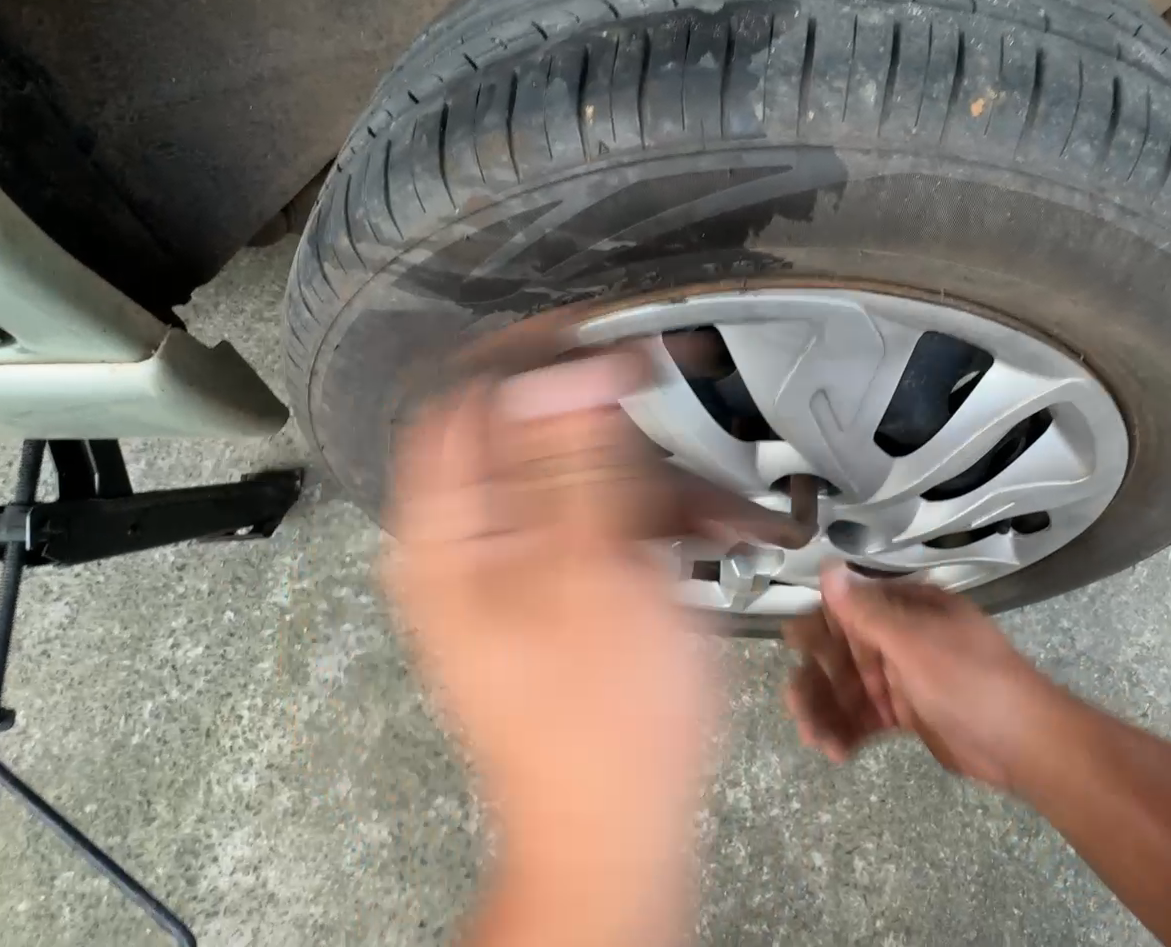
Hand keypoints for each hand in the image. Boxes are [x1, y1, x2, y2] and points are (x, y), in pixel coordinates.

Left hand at [382, 356, 716, 898]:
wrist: (615, 834)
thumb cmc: (600, 733)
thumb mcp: (597, 573)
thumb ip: (583, 461)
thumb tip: (577, 368)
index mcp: (449, 538)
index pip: (471, 399)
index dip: (537, 355)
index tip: (604, 337)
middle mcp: (469, 547)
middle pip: (531, 439)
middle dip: (618, 427)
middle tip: (677, 418)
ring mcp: (513, 572)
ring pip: (580, 484)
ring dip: (654, 482)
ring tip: (721, 505)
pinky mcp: (556, 593)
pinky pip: (601, 527)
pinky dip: (655, 522)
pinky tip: (710, 532)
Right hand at [785, 566, 1056, 790]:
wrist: (1024, 743)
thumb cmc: (969, 679)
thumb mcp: (914, 641)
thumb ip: (866, 610)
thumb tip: (828, 565)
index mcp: (905, 608)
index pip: (847, 608)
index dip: (818, 627)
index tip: (796, 649)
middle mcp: (899, 637)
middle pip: (840, 652)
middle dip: (817, 678)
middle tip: (797, 706)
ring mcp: (901, 676)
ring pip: (848, 688)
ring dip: (826, 710)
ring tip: (816, 739)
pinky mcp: (906, 714)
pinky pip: (865, 718)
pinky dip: (846, 731)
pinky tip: (835, 751)